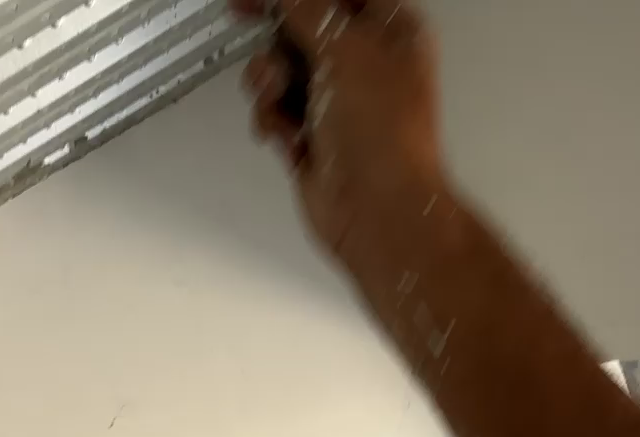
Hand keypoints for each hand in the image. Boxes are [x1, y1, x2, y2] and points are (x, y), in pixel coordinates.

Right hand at [231, 0, 449, 267]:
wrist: (376, 212)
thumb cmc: (384, 138)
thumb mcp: (347, 51)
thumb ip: (309, 10)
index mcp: (387, 30)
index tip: (252, 1)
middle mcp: (361, 65)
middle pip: (299, 30)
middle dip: (277, 45)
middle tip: (274, 63)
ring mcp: (333, 104)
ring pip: (280, 73)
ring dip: (269, 85)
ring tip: (280, 102)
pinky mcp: (309, 138)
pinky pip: (274, 113)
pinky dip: (271, 120)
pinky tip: (283, 135)